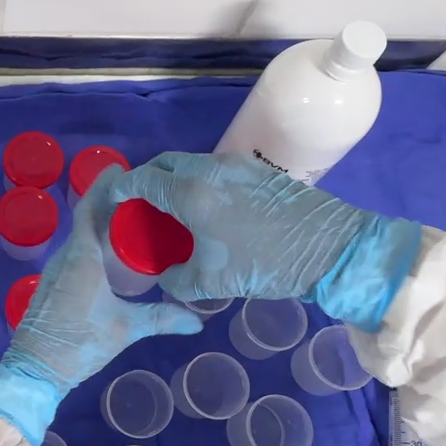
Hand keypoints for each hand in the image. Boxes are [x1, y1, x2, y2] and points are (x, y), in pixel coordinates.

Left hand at [0, 173, 201, 445]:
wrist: (35, 369)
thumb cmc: (79, 343)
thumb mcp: (124, 329)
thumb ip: (161, 319)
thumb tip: (198, 320)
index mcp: (82, 256)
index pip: (90, 209)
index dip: (103, 187)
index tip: (121, 169)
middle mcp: (65, 256)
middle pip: (86, 219)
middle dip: (108, 203)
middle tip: (138, 194)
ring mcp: (55, 271)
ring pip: (79, 237)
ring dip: (99, 224)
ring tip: (129, 218)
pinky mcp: (52, 285)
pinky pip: (74, 253)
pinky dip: (91, 243)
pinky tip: (108, 252)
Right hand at [102, 152, 422, 330]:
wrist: (331, 249)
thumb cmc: (264, 265)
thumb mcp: (212, 283)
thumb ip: (177, 282)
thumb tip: (166, 278)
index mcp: (190, 194)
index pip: (144, 180)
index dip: (123, 187)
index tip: (114, 196)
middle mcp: (209, 171)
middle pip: (166, 162)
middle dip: (148, 176)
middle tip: (141, 199)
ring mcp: (237, 166)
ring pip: (192, 162)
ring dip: (175, 176)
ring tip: (172, 202)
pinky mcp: (259, 170)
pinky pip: (215, 167)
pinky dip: (199, 178)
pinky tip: (206, 203)